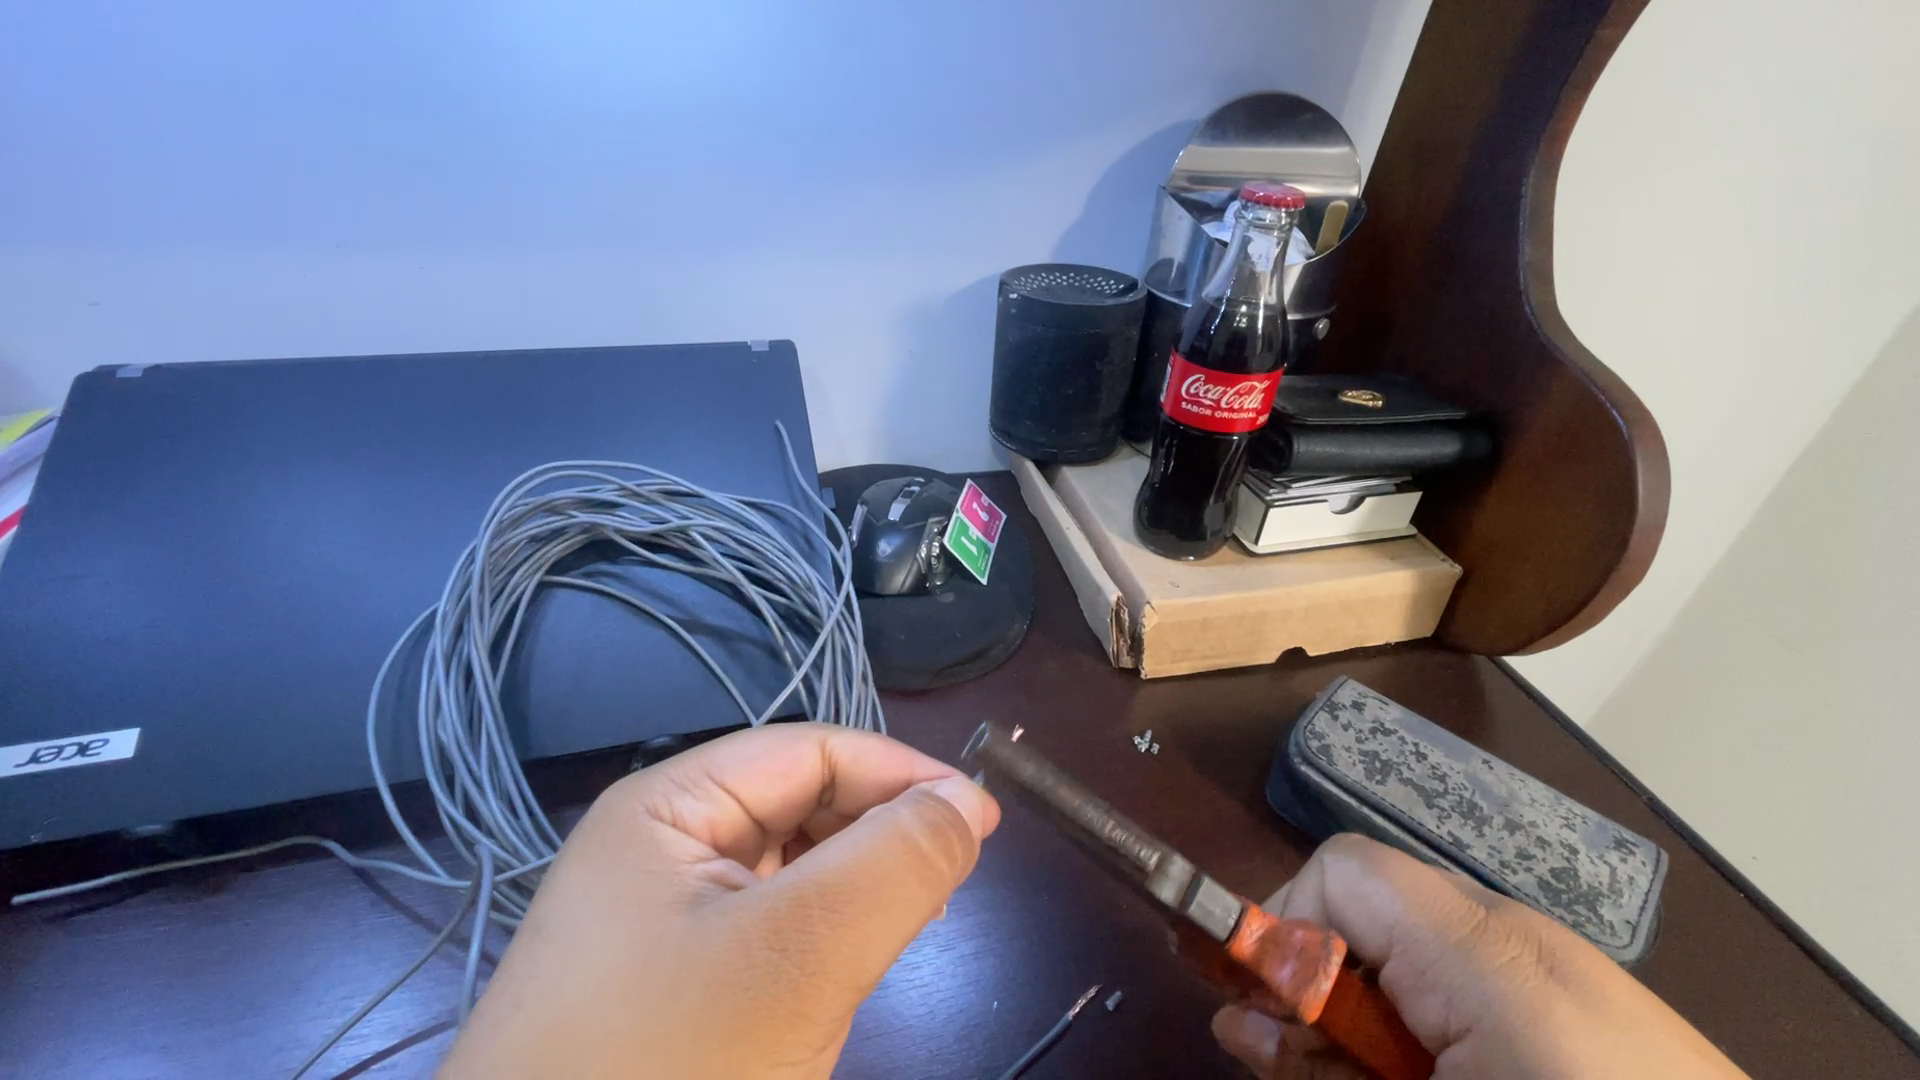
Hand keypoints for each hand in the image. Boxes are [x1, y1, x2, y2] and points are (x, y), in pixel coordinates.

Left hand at [438, 722, 998, 1079]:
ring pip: (795, 869)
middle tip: (946, 884)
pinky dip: (824, 940)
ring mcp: (666, 917)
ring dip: (856, 888)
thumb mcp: (798, 957)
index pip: (811, 751)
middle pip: (802, 803)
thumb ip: (894, 864)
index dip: (900, 773)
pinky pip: (772, 929)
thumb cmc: (668, 1071)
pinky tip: (843, 975)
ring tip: (902, 927)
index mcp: (671, 806)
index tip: (981, 820)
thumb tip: (967, 802)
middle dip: (877, 834)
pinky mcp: (678, 979)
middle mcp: (664, 846)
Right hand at [1211, 834, 1749, 1078]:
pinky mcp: (1586, 994)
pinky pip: (1469, 969)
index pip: (1342, 870)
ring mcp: (1561, 960)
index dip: (1288, 929)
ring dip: (1374, 1004)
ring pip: (1413, 938)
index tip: (1273, 1014)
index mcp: (1487, 955)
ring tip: (1389, 1077)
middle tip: (1317, 1063)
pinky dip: (1430, 1014)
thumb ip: (1324, 1069)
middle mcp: (1519, 931)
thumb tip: (1235, 1023)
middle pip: (1370, 902)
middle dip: (1324, 976)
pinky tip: (1447, 1072)